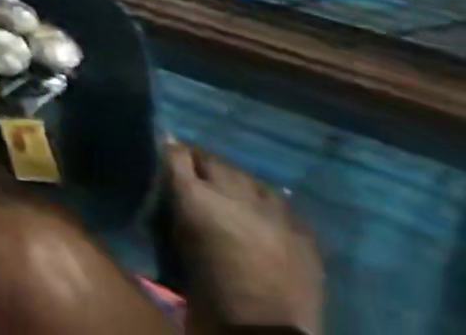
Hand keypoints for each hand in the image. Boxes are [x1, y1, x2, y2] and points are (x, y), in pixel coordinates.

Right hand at [166, 141, 323, 334]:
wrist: (260, 326)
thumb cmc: (202, 279)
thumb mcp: (174, 233)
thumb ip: (171, 196)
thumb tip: (164, 168)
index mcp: (195, 194)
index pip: (177, 152)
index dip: (169, 149)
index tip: (162, 153)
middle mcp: (234, 195)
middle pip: (215, 161)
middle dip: (202, 163)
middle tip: (192, 173)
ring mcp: (274, 214)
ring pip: (251, 179)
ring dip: (236, 181)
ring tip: (229, 190)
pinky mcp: (303, 235)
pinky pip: (282, 205)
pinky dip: (268, 203)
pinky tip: (261, 211)